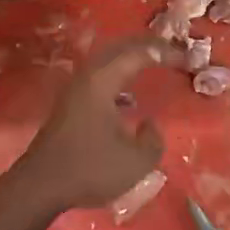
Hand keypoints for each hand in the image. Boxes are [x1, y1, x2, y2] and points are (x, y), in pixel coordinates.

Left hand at [0, 38, 173, 216]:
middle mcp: (87, 76)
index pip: (138, 54)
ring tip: (154, 63)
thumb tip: (150, 123)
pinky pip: (99, 75)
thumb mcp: (136, 161)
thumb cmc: (90, 168)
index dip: (164, 52)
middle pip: (119, 48)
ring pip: (107, 60)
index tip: (187, 57)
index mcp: (102, 80)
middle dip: (147, 46)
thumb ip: (152, 139)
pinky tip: (128, 94)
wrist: (42, 183)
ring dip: (130, 58)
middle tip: (173, 51)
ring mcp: (75, 88)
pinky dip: (118, 74)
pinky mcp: (71, 103)